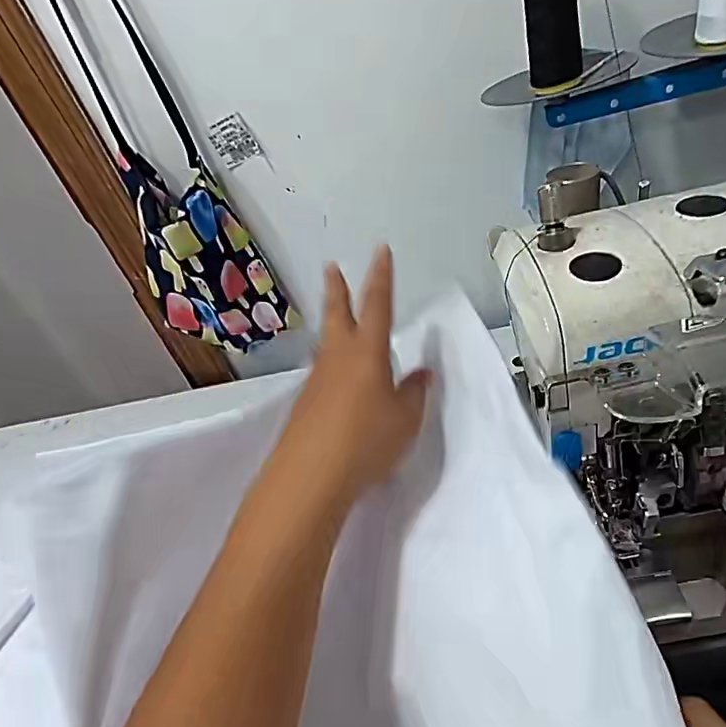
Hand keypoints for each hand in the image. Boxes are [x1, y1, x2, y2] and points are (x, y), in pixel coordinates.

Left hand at [273, 246, 431, 498]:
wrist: (311, 475)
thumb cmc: (367, 440)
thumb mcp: (405, 419)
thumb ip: (413, 393)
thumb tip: (420, 375)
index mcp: (367, 353)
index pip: (377, 306)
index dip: (381, 277)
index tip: (380, 251)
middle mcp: (338, 358)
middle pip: (338, 315)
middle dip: (338, 289)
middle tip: (331, 267)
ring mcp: (316, 381)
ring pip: (326, 343)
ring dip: (331, 326)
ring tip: (336, 321)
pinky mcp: (305, 405)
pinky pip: (321, 373)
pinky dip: (330, 364)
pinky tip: (335, 378)